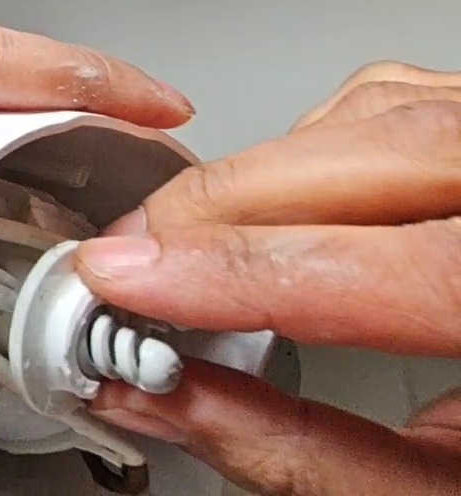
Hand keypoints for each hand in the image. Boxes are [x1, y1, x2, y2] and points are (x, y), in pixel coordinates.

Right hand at [76, 61, 460, 493]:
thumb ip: (306, 454)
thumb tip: (154, 397)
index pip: (425, 270)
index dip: (247, 270)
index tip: (127, 280)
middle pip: (371, 167)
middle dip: (218, 212)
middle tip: (131, 258)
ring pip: (362, 117)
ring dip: (249, 181)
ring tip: (194, 240)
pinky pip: (384, 98)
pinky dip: (299, 146)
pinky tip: (283, 203)